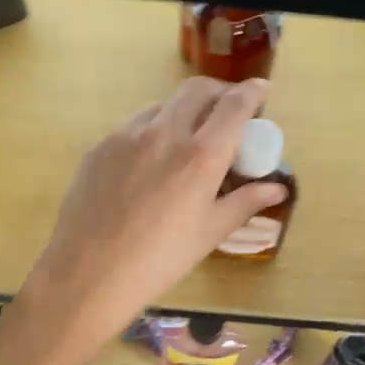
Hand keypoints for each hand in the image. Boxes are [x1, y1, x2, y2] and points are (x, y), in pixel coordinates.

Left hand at [16, 77, 286, 347]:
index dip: (253, 92)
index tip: (262, 90)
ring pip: (163, 105)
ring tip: (187, 140)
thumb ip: (244, 202)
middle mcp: (165, 133)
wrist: (88, 274)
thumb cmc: (159, 261)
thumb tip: (277, 188)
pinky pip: (133, 126)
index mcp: (200, 156)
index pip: (234, 106)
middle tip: (227, 111)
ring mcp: (127, 135)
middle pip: (198, 90)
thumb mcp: (209, 233)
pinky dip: (153, 131)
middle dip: (219, 92)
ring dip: (184, 112)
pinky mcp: (100, 146)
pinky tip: (150, 161)